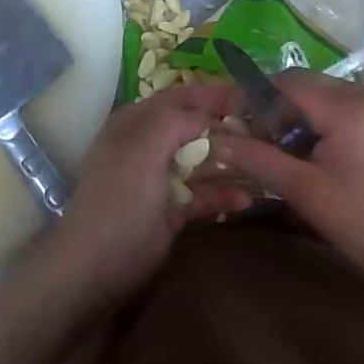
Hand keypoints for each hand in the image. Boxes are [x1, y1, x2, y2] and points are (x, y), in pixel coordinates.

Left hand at [44, 84, 245, 303]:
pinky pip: (202, 195)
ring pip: (201, 161)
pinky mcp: (171, 211)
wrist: (96, 269)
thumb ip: (174, 121)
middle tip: (267, 130)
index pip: (178, 97)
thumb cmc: (118, 202)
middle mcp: (146, 145)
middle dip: (226, 127)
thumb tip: (208, 114)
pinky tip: (247, 200)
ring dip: (230, 162)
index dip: (211, 94)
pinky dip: (222, 195)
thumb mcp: (142, 150)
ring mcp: (159, 179)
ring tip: (266, 163)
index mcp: (134, 124)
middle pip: (193, 127)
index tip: (250, 95)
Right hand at [213, 70, 363, 283]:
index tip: (231, 126)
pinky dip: (318, 126)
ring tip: (282, 158)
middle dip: (272, 111)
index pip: (285, 82)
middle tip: (255, 146)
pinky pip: (341, 111)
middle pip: (303, 86)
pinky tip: (313, 160)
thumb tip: (218, 139)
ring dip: (294, 119)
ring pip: (321, 99)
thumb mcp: (307, 193)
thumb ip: (259, 159)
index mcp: (347, 106)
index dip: (252, 99)